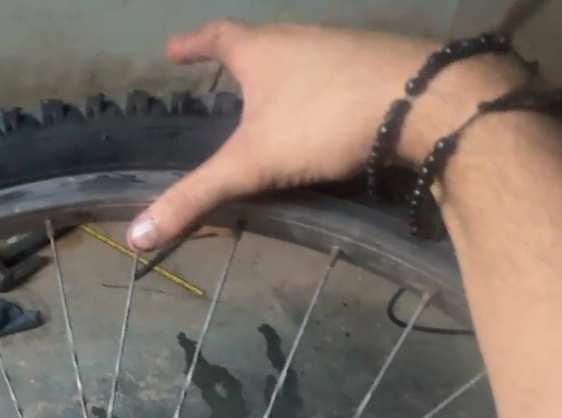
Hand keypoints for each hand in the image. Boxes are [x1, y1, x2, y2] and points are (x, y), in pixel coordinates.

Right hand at [128, 21, 522, 250]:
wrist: (426, 103)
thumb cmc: (323, 122)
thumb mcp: (248, 166)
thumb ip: (193, 198)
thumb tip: (136, 235)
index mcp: (265, 51)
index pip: (219, 38)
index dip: (194, 44)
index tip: (173, 47)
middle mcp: (303, 39)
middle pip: (262, 42)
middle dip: (239, 57)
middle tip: (222, 73)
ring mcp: (345, 49)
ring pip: (301, 57)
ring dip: (281, 73)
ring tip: (268, 98)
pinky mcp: (378, 67)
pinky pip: (333, 74)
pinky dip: (316, 90)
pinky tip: (318, 114)